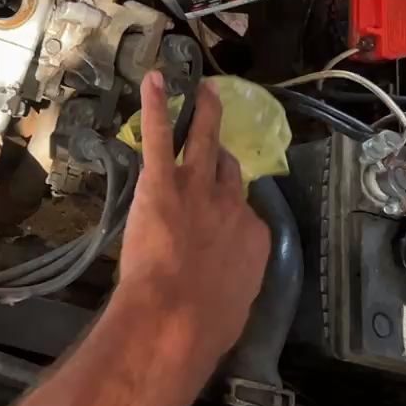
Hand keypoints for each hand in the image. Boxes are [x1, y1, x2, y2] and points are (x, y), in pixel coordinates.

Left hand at [116, 72, 267, 358]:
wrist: (177, 314)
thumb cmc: (206, 323)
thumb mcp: (234, 304)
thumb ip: (232, 279)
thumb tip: (224, 281)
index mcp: (252, 236)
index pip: (244, 209)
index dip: (229, 207)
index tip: (217, 210)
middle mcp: (231, 204)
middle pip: (229, 169)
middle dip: (225, 149)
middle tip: (222, 124)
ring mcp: (197, 188)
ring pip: (205, 143)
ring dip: (203, 114)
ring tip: (204, 91)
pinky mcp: (162, 181)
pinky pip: (161, 137)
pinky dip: (157, 106)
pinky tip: (154, 82)